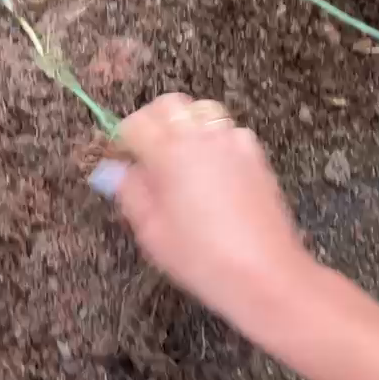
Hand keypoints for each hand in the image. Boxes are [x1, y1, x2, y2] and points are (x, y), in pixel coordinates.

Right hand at [95, 93, 316, 325]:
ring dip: (185, 125)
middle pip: (169, 104)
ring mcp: (231, 143)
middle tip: (146, 149)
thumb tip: (113, 170)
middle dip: (153, 119)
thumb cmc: (203, 259)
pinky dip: (216, 139)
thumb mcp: (152, 231)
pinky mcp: (255, 156)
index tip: (119, 154)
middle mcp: (200, 138)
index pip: (135, 123)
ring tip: (179, 156)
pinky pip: (229, 131)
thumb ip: (130, 192)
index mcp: (168, 153)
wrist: (265, 274)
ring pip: (201, 111)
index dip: (123, 137)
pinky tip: (213, 168)